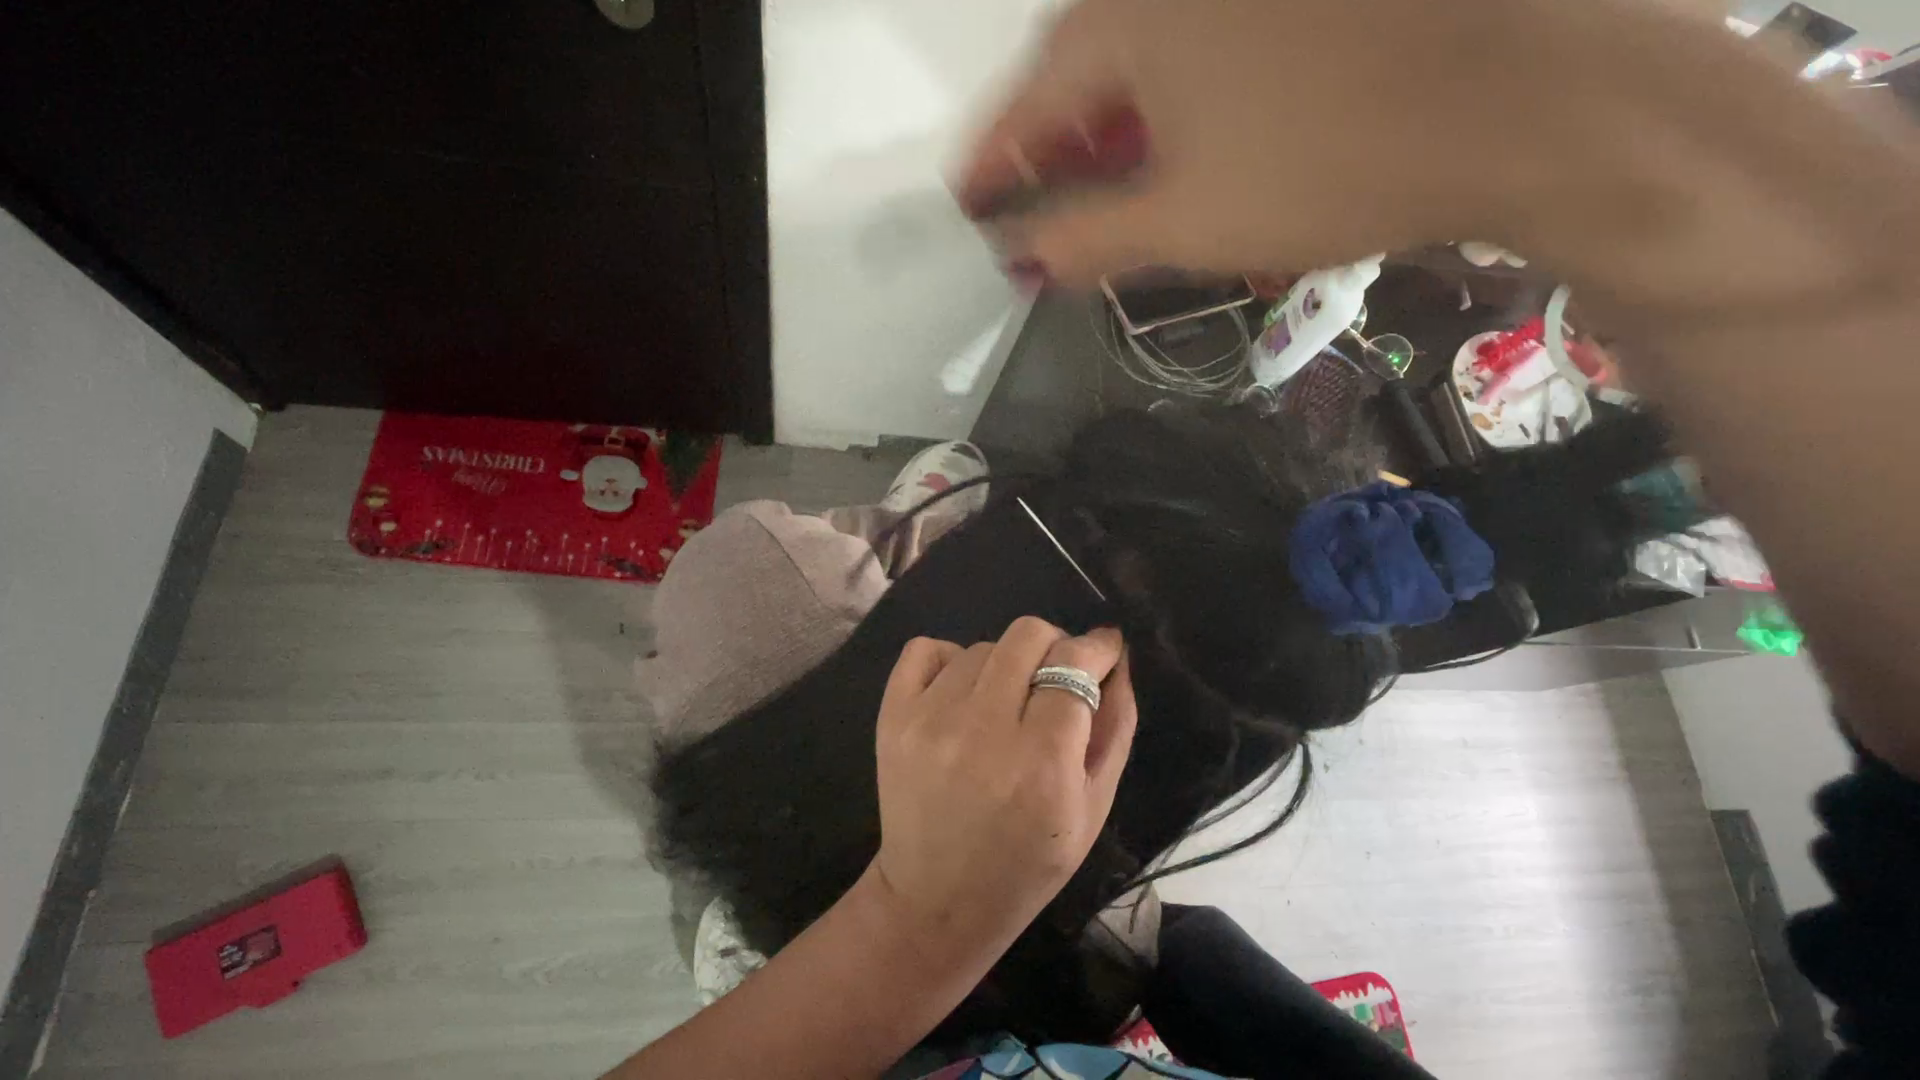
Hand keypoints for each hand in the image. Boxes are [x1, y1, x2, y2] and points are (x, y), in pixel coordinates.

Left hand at [868, 618, 1137, 955]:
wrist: (937, 899)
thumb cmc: (1028, 863)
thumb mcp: (1094, 808)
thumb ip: (1115, 727)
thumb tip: (1118, 659)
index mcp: (1041, 763)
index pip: (1074, 664)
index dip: (1097, 650)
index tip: (1104, 652)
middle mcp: (982, 731)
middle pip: (1028, 636)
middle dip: (1056, 647)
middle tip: (1057, 680)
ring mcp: (929, 720)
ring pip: (984, 645)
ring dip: (1007, 665)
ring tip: (1007, 707)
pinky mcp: (892, 717)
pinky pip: (927, 648)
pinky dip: (952, 660)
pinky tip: (963, 696)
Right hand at [957, 0, 1660, 286]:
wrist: (1516, 102)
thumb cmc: (1327, 168)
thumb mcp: (1188, 222)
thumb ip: (1088, 240)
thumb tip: (1019, 258)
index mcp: (1129, 22)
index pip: (1029, 103)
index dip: (992, 162)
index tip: (963, 206)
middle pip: (1081, 72)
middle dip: (1052, 148)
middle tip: (1035, 209)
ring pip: (1141, 60)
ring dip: (1113, 131)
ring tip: (1107, 191)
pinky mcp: (1288, 3)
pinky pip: (1197, 52)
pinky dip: (1171, 106)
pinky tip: (1182, 148)